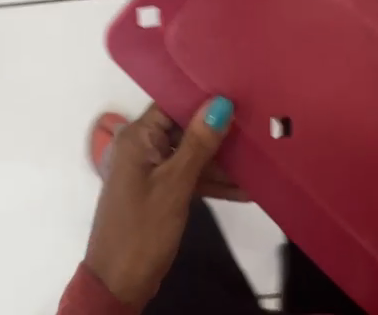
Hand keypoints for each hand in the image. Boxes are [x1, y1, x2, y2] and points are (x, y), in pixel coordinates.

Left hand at [83, 97, 235, 309]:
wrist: (118, 285)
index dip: (202, 97)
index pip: (172, 102)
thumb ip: (198, 143)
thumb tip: (220, 102)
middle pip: (183, 127)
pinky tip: (246, 189)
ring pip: (189, 153)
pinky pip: (188, 176)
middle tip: (255, 122)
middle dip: (217, 129)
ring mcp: (150, 170)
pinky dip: (212, 182)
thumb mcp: (175, 185)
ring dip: (220, 160)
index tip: (237, 91)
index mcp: (137, 136)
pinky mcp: (159, 192)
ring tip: (259, 155)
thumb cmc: (143, 230)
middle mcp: (141, 146)